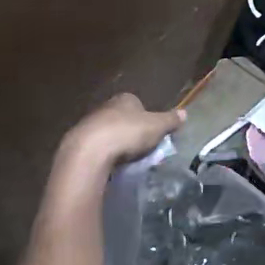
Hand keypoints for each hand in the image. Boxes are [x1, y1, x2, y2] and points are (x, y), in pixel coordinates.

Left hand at [58, 94, 184, 173]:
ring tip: (127, 160)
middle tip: (143, 149)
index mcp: (125, 99)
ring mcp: (91, 123)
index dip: (148, 119)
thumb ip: (170, 120)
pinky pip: (98, 147)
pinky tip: (110, 165)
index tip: (153, 135)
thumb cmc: (128, 132)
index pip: (139, 105)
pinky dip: (105, 154)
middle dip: (132, 132)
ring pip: (110, 133)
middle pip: (124, 119)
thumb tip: (185, 113)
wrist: (90, 150)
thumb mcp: (157, 126)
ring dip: (118, 144)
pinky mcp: (80, 141)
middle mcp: (106, 106)